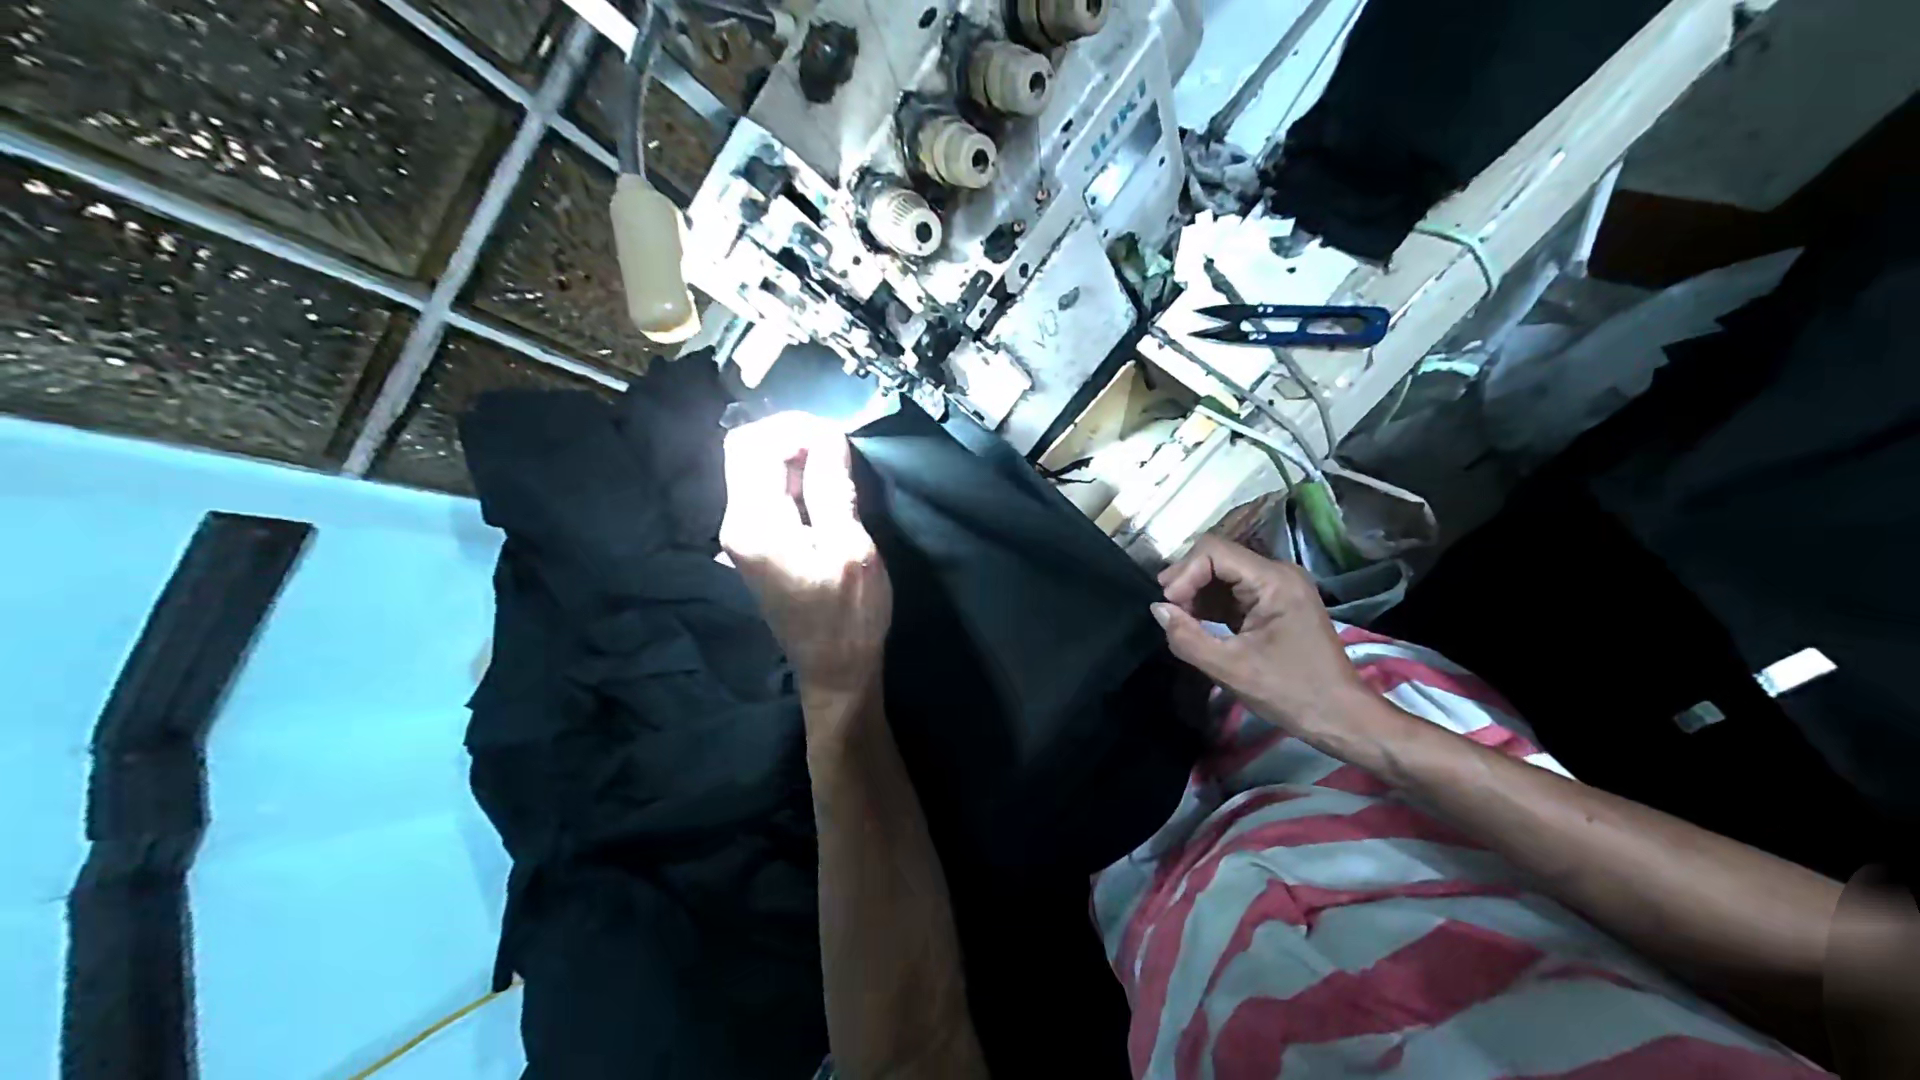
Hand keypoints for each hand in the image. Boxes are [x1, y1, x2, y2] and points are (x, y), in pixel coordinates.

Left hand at [720, 413, 891, 723]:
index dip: (795, 427)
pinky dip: (791, 477)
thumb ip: (831, 486)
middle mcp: (736, 525)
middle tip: (837, 445)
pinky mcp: (755, 545)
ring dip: (793, 456)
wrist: (835, 671)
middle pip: (746, 451)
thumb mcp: (850, 547)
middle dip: (790, 436)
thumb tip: (826, 434)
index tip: (838, 436)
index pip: (754, 445)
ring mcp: (742, 537)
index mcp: (755, 524)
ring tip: (836, 462)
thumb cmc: (849, 615)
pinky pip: (764, 493)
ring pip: (754, 470)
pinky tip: (822, 485)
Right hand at [1151, 536, 1373, 746]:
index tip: (1168, 605)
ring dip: (1195, 593)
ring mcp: (1276, 587)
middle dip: (1186, 580)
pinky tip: (1196, 624)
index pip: (1214, 551)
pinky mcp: (1272, 603)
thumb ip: (1187, 637)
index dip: (1184, 573)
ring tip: (1179, 621)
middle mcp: (1277, 573)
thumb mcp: (1231, 669)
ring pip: (1221, 573)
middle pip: (1217, 557)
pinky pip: (1231, 591)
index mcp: (1274, 580)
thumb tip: (1157, 609)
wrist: (1340, 717)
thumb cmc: (1291, 692)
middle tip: (1168, 612)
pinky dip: (1209, 604)